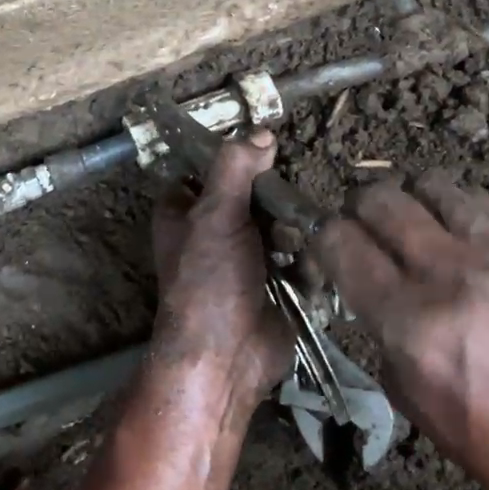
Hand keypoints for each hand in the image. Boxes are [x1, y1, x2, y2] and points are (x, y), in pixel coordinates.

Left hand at [150, 129, 293, 406]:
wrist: (227, 356)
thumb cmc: (209, 280)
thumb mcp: (215, 214)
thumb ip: (235, 168)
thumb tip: (261, 132)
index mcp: (184, 208)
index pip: (214, 167)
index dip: (239, 163)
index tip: (265, 160)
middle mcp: (213, 229)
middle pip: (257, 195)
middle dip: (275, 206)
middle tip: (279, 220)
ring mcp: (246, 258)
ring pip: (283, 226)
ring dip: (292, 237)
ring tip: (288, 253)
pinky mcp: (276, 284)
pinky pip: (301, 259)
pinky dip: (305, 265)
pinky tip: (302, 275)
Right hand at [308, 172, 488, 489]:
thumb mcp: (420, 405)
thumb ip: (384, 339)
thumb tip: (371, 298)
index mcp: (410, 323)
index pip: (338, 241)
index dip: (317, 233)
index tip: (319, 240)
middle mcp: (448, 276)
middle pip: (378, 199)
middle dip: (354, 205)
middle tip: (358, 224)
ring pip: (428, 184)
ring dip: (405, 194)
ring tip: (405, 216)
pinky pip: (479, 200)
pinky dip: (453, 203)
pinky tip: (453, 224)